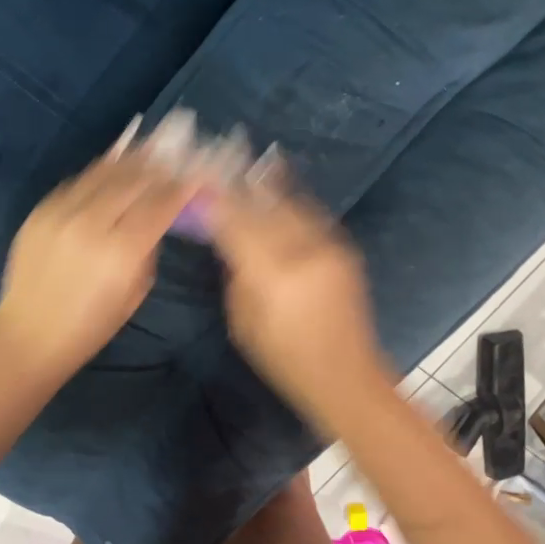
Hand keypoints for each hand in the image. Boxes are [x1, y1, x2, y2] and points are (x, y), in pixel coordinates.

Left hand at [0, 149, 200, 376]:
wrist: (29, 335)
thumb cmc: (90, 326)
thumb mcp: (135, 293)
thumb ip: (149, 249)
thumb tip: (158, 217)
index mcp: (121, 251)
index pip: (160, 203)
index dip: (182, 185)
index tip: (198, 173)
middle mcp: (91, 223)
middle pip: (134, 179)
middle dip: (160, 166)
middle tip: (177, 155)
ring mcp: (61, 213)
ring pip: (104, 172)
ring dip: (131, 159)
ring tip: (150, 148)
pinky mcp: (40, 211)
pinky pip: (78, 181)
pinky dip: (101, 172)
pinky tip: (115, 166)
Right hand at [204, 174, 391, 415]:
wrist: (347, 375)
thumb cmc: (285, 360)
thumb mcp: (242, 323)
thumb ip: (235, 275)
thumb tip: (227, 240)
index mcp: (272, 274)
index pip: (236, 223)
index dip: (215, 200)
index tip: (197, 183)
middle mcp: (302, 251)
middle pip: (264, 205)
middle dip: (239, 186)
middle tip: (217, 168)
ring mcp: (328, 247)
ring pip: (290, 203)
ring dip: (265, 187)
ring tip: (245, 172)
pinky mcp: (344, 249)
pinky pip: (311, 214)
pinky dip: (290, 201)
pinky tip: (276, 192)